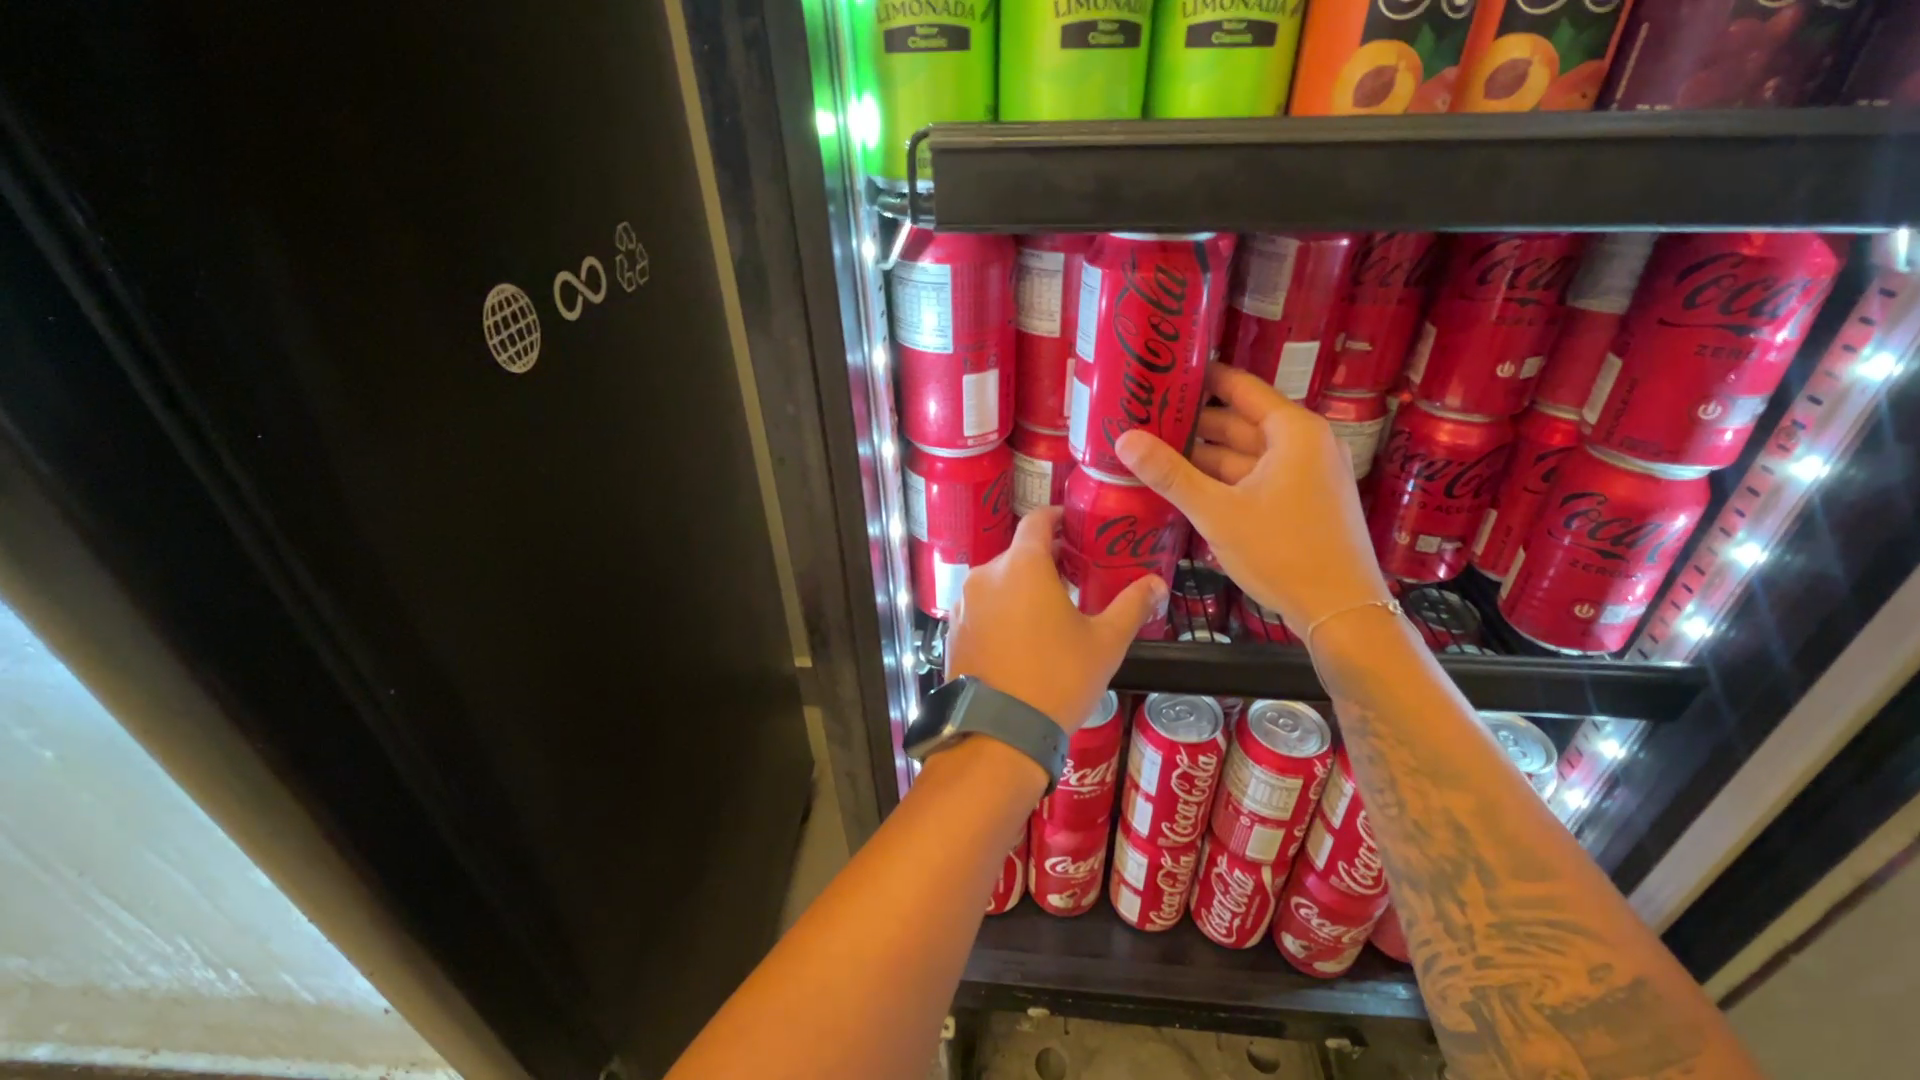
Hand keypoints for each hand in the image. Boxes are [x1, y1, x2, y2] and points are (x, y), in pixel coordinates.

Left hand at [945, 507, 1167, 732]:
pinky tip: (1022, 637)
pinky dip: (1002, 611)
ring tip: (1051, 610)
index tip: (1075, 526)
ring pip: (999, 582)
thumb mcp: (1105, 642)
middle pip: (1018, 553)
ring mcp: (965, 604)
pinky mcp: (954, 631)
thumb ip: (1131, 605)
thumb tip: (1157, 584)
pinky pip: (983, 608)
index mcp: (1022, 565)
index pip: (1037, 520)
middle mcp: (986, 575)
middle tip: (1075, 576)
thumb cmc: (1058, 679)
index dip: (1058, 518)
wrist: (1000, 732)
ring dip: (1022, 588)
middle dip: (1046, 560)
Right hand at [1115, 363, 1391, 636]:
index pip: (1241, 387)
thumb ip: (1170, 474)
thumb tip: (1123, 439)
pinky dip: (1225, 480)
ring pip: (1247, 454)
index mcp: (1294, 431)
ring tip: (1155, 453)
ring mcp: (1308, 475)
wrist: (1341, 611)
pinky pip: (1258, 478)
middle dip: (1194, 423)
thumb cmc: (1282, 553)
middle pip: (1241, 422)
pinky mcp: (1305, 503)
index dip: (1202, 379)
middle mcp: (1306, 444)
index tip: (1163, 374)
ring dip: (1205, 456)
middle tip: (1144, 419)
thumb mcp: (1217, 513)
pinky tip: (1187, 488)